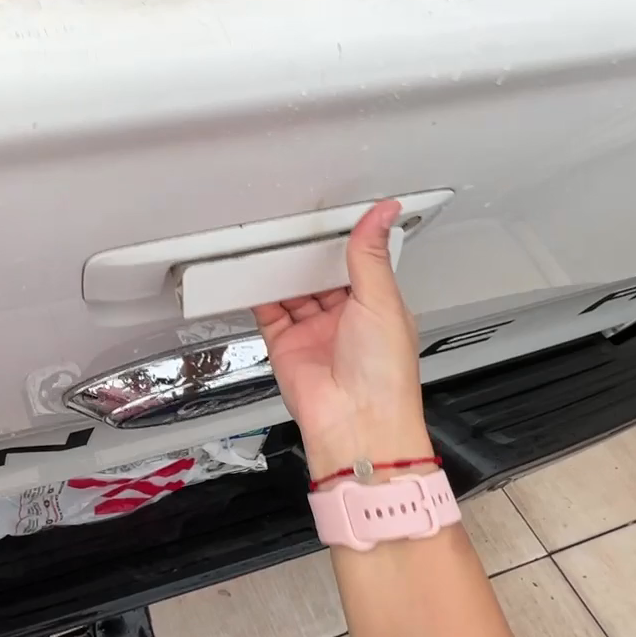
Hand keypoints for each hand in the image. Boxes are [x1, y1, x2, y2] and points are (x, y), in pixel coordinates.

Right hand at [255, 200, 431, 480]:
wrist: (355, 423)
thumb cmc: (384, 376)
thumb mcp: (380, 301)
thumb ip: (369, 255)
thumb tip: (382, 213)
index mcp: (376, 308)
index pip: (356, 265)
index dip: (343, 243)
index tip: (330, 219)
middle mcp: (344, 320)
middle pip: (318, 276)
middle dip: (306, 256)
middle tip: (292, 230)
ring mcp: (313, 332)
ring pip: (291, 291)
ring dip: (281, 272)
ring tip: (269, 247)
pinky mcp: (285, 344)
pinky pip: (267, 312)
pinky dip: (257, 294)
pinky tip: (252, 277)